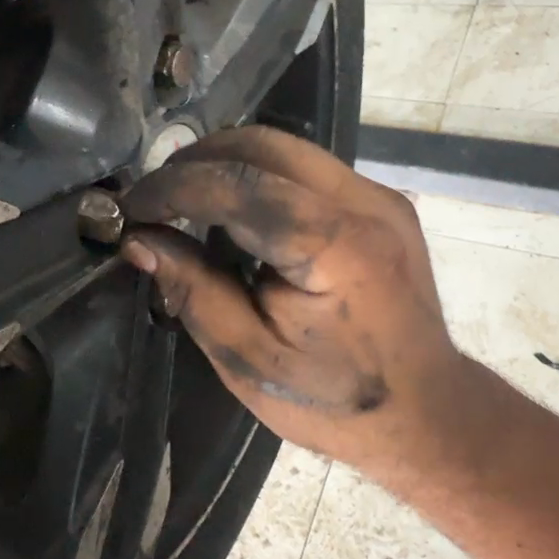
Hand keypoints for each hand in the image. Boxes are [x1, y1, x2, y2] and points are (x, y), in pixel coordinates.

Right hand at [118, 126, 478, 478]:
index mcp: (337, 247)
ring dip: (224, 164)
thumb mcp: (248, 361)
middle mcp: (364, 203)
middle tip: (154, 200)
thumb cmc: (336, 400)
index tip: (130, 209)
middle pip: (262, 146)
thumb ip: (193, 291)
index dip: (173, 189)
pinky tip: (233, 214)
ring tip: (185, 203)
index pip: (239, 187)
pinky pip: (303, 165)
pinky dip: (256, 176)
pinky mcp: (379, 200)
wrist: (429, 412)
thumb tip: (138, 240)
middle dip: (195, 163)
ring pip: (282, 147)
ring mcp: (378, 195)